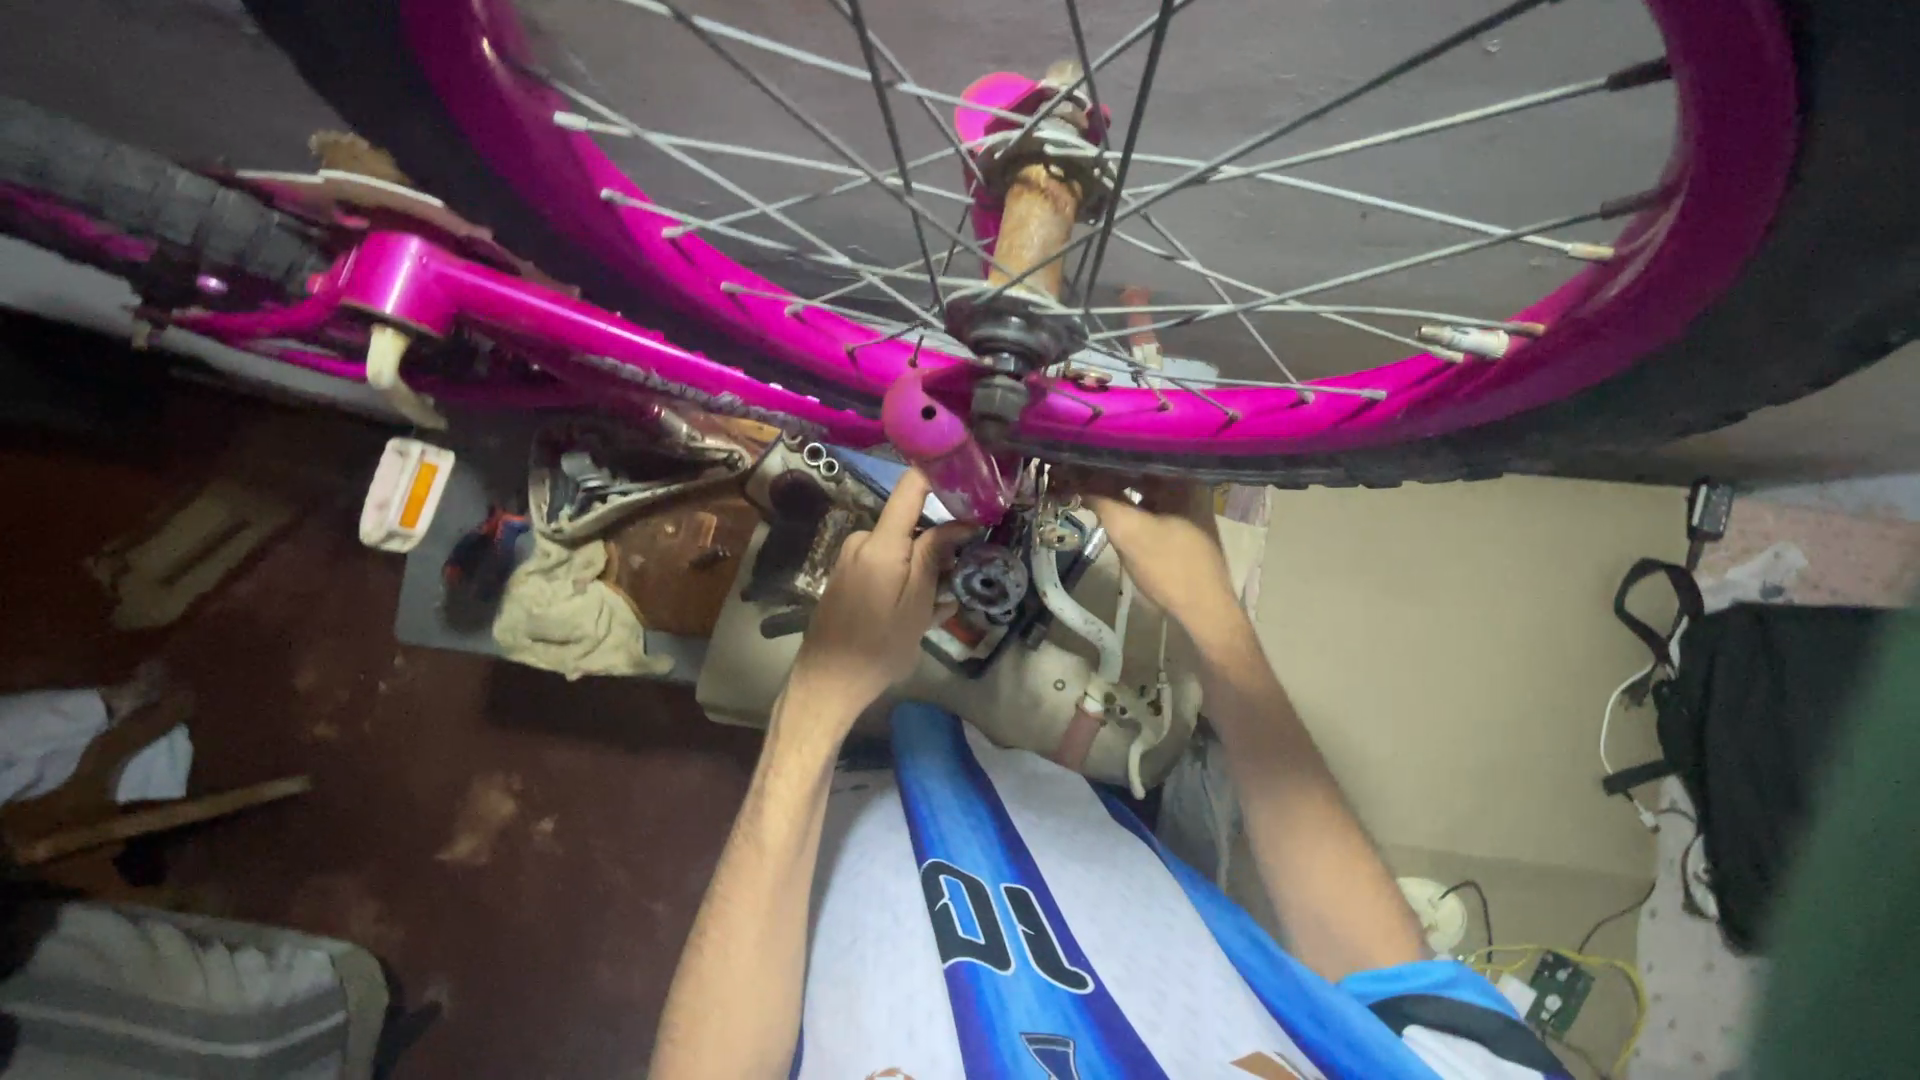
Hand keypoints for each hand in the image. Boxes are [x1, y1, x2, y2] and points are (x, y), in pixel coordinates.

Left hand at [786, 469, 971, 723]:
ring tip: (941, 606)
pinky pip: (885, 566)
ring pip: (901, 550)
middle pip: (910, 524)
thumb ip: (934, 556)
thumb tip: (958, 522)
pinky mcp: (846, 576)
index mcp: (880, 544)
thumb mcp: (916, 605)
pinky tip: (919, 613)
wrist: (827, 682)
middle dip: (939, 544)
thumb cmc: (878, 646)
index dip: (939, 476)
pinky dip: (905, 582)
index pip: (910, 488)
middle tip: (962, 574)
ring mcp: (850, 558)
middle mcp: (861, 541)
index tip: (970, 481)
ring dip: (925, 570)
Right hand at [1058, 469, 1238, 632]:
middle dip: (1103, 468)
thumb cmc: (1169, 567)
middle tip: (1069, 468)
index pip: (1135, 448)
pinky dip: (1125, 499)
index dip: (1100, 451)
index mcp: (1183, 472)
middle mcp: (1189, 478)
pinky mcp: (1181, 519)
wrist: (1203, 610)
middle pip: (1137, 464)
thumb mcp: (1128, 531)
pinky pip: (1146, 499)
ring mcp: (1187, 499)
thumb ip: (1098, 498)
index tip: (1071, 454)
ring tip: (1080, 481)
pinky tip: (1104, 501)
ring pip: (1141, 482)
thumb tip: (1066, 475)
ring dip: (1112, 484)